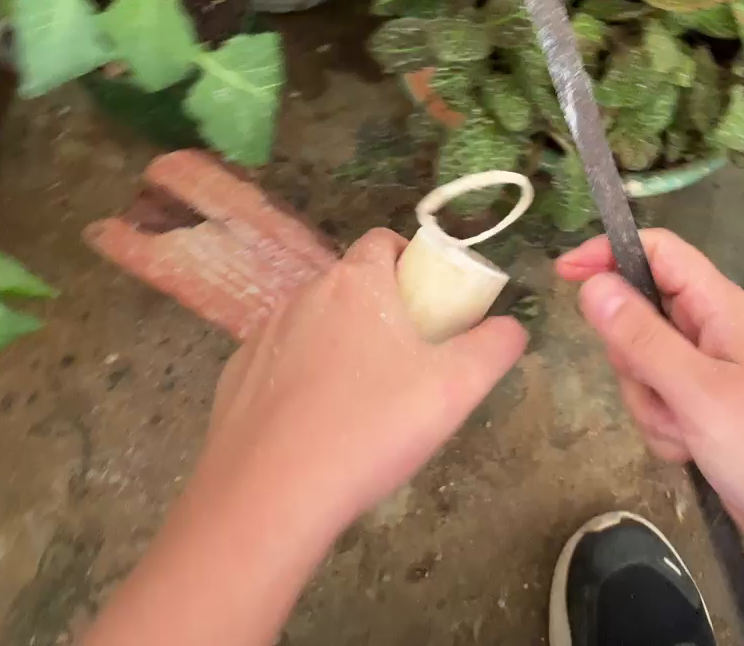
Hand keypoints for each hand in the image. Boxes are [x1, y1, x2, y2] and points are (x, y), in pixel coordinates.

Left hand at [189, 227, 527, 538]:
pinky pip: (279, 363)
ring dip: (341, 343)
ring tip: (362, 403)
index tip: (429, 304)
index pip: (384, 241)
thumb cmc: (370, 429)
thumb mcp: (457, 388)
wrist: (264, 503)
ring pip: (315, 323)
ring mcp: (261, 337)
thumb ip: (496, 346)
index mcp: (356, 283)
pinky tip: (314, 427)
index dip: (410, 262)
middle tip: (409, 361)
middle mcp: (304, 295)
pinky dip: (300, 379)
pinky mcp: (232, 379)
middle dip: (381, 308)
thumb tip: (511, 327)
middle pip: (352, 283)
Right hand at [557, 231, 743, 575]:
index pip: (658, 251)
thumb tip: (593, 284)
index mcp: (718, 305)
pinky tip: (691, 453)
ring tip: (687, 432)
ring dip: (650, 402)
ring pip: (641, 364)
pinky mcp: (702, 408)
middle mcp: (710, 329)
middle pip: (639, 313)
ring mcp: (706, 370)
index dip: (610, 253)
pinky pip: (657, 402)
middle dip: (632, 358)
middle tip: (660, 390)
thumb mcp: (699, 392)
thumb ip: (642, 337)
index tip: (564, 276)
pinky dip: (663, 427)